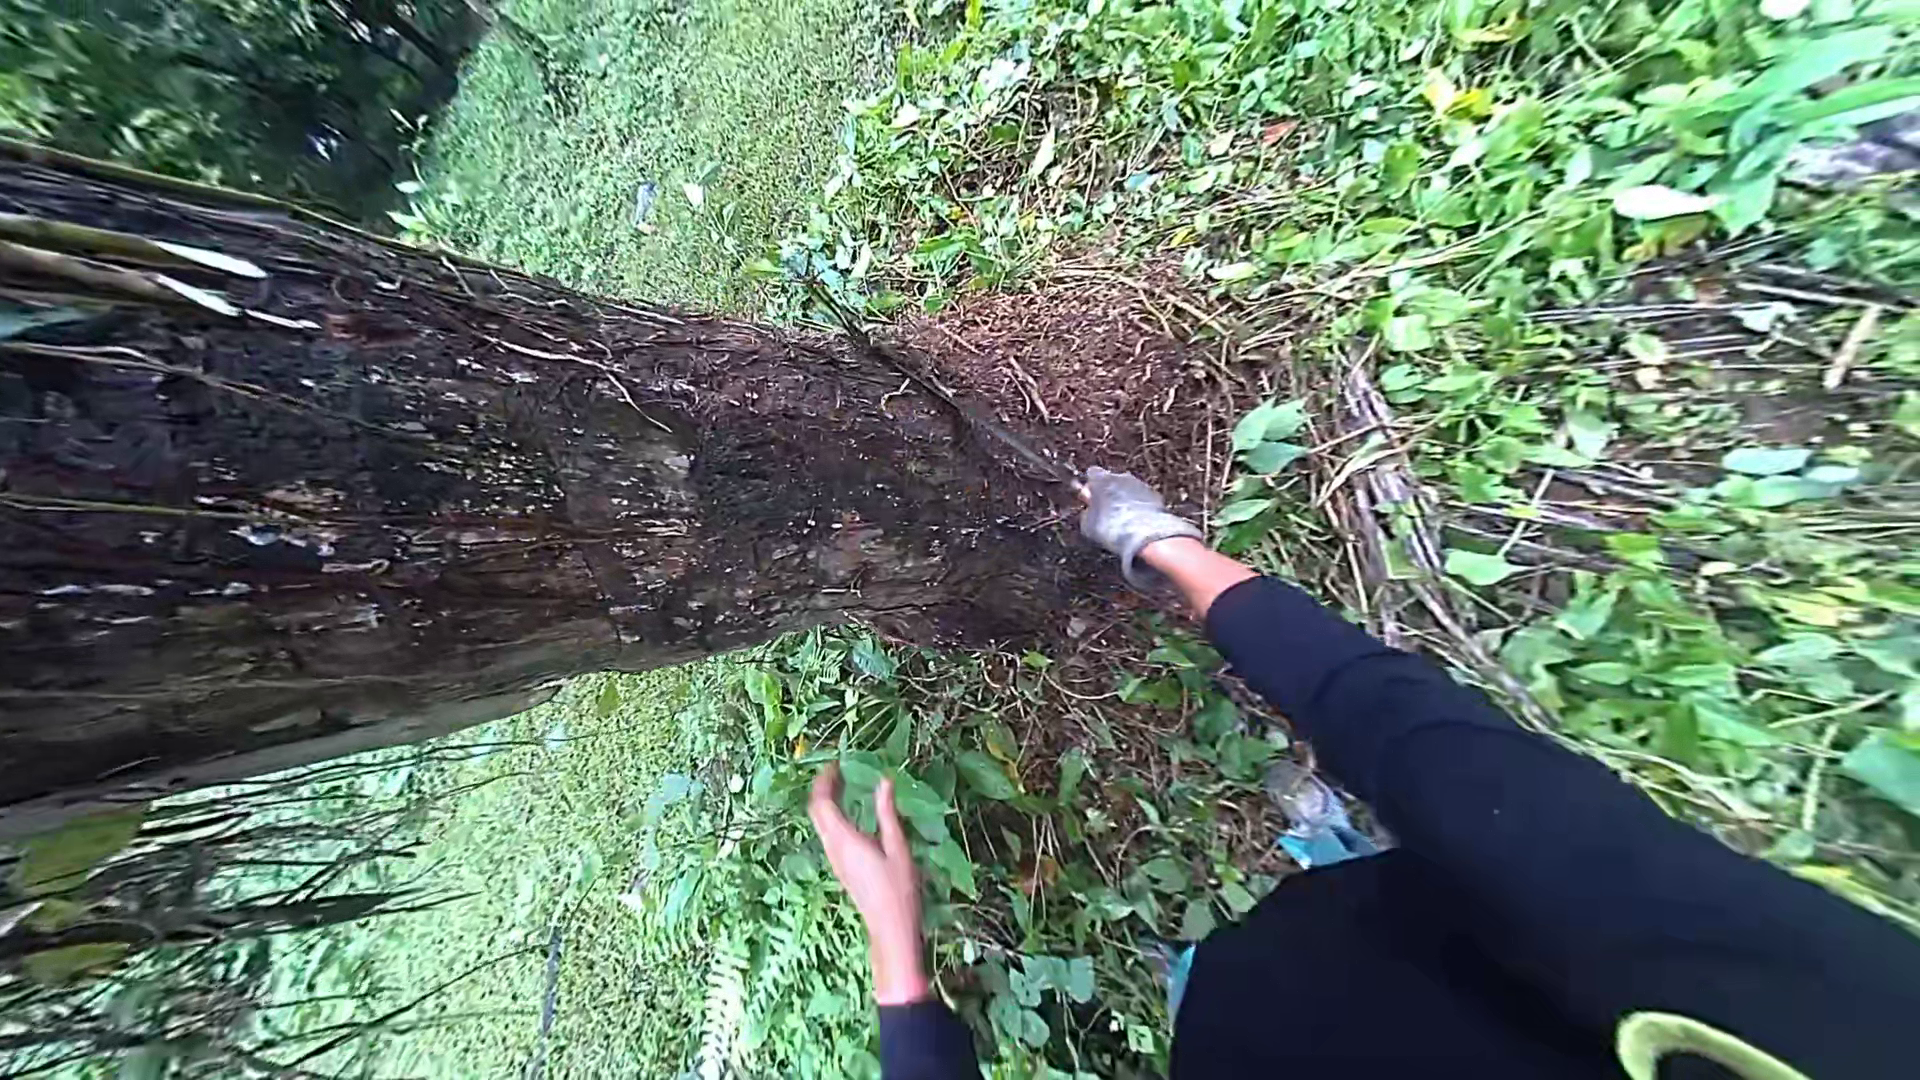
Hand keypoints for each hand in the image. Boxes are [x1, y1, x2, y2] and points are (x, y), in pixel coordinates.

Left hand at [808, 764, 930, 1005]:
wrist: (890, 930)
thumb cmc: (898, 889)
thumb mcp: (897, 847)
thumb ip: (887, 813)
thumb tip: (884, 780)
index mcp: (845, 840)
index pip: (822, 804)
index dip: (824, 781)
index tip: (835, 764)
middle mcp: (834, 848)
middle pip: (816, 812)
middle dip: (822, 788)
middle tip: (837, 770)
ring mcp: (835, 859)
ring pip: (820, 823)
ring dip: (826, 801)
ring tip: (843, 784)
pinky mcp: (840, 866)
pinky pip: (827, 833)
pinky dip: (832, 815)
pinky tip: (850, 811)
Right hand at [1078, 466, 1203, 588]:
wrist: (1144, 535)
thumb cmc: (1113, 529)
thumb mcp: (1088, 525)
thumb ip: (1087, 512)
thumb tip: (1089, 512)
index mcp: (1101, 479)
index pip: (1091, 475)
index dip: (1090, 488)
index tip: (1088, 499)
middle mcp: (1121, 477)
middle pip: (1111, 480)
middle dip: (1108, 493)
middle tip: (1105, 512)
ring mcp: (1139, 484)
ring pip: (1127, 489)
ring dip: (1124, 500)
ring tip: (1121, 521)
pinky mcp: (1154, 494)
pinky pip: (1141, 498)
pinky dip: (1138, 507)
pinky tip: (1135, 522)